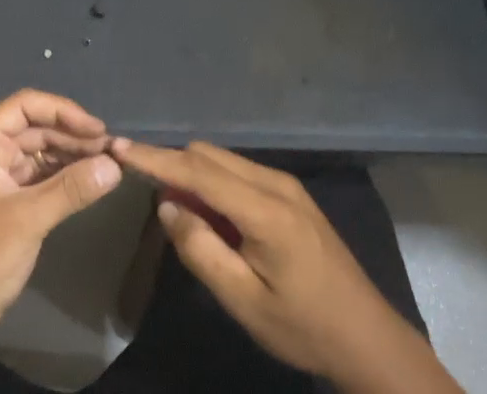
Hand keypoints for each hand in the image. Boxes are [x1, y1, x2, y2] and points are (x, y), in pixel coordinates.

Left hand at [0, 89, 121, 354]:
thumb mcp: (27, 221)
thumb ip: (70, 190)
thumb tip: (115, 165)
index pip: (24, 106)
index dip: (62, 111)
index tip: (98, 130)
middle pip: (36, 126)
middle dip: (73, 134)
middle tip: (113, 150)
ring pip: (41, 150)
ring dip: (72, 154)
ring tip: (109, 163)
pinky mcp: (10, 197)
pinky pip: (41, 174)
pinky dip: (65, 174)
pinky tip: (92, 179)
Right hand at [112, 140, 460, 393]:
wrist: (369, 340)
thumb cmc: (303, 326)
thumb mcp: (243, 299)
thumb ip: (199, 249)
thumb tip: (167, 205)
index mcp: (265, 210)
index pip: (197, 170)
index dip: (154, 158)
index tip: (117, 147)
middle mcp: (276, 185)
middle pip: (208, 155)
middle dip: (171, 165)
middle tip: (144, 195)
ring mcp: (288, 188)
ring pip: (223, 161)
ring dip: (192, 175)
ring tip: (176, 212)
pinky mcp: (292, 197)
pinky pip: (239, 174)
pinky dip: (213, 184)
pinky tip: (209, 217)